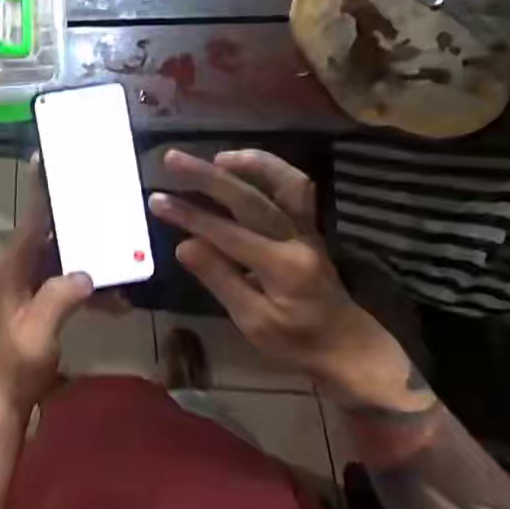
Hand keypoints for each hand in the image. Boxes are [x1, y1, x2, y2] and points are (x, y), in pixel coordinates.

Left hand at [0, 162, 95, 412]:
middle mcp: (17, 268)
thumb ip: (59, 299)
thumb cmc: (18, 362)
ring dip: (91, 262)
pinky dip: (91, 288)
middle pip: (48, 234)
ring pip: (63, 258)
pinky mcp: (40, 298)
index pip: (29, 223)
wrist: (7, 393)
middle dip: (76, 221)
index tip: (44, 160)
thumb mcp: (39, 332)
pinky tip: (118, 302)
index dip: (39, 192)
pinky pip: (68, 282)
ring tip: (125, 262)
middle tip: (103, 203)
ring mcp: (28, 283)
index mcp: (11, 268)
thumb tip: (86, 273)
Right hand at [147, 150, 431, 411]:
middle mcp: (299, 242)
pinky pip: (295, 190)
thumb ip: (220, 280)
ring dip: (252, 164)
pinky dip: (269, 170)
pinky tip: (242, 167)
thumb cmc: (298, 342)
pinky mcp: (309, 230)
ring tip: (217, 157)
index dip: (189, 215)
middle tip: (173, 158)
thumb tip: (185, 245)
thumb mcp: (253, 323)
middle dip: (209, 176)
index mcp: (282, 268)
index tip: (156, 201)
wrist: (353, 351)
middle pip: (251, 198)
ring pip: (287, 184)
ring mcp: (308, 233)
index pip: (226, 233)